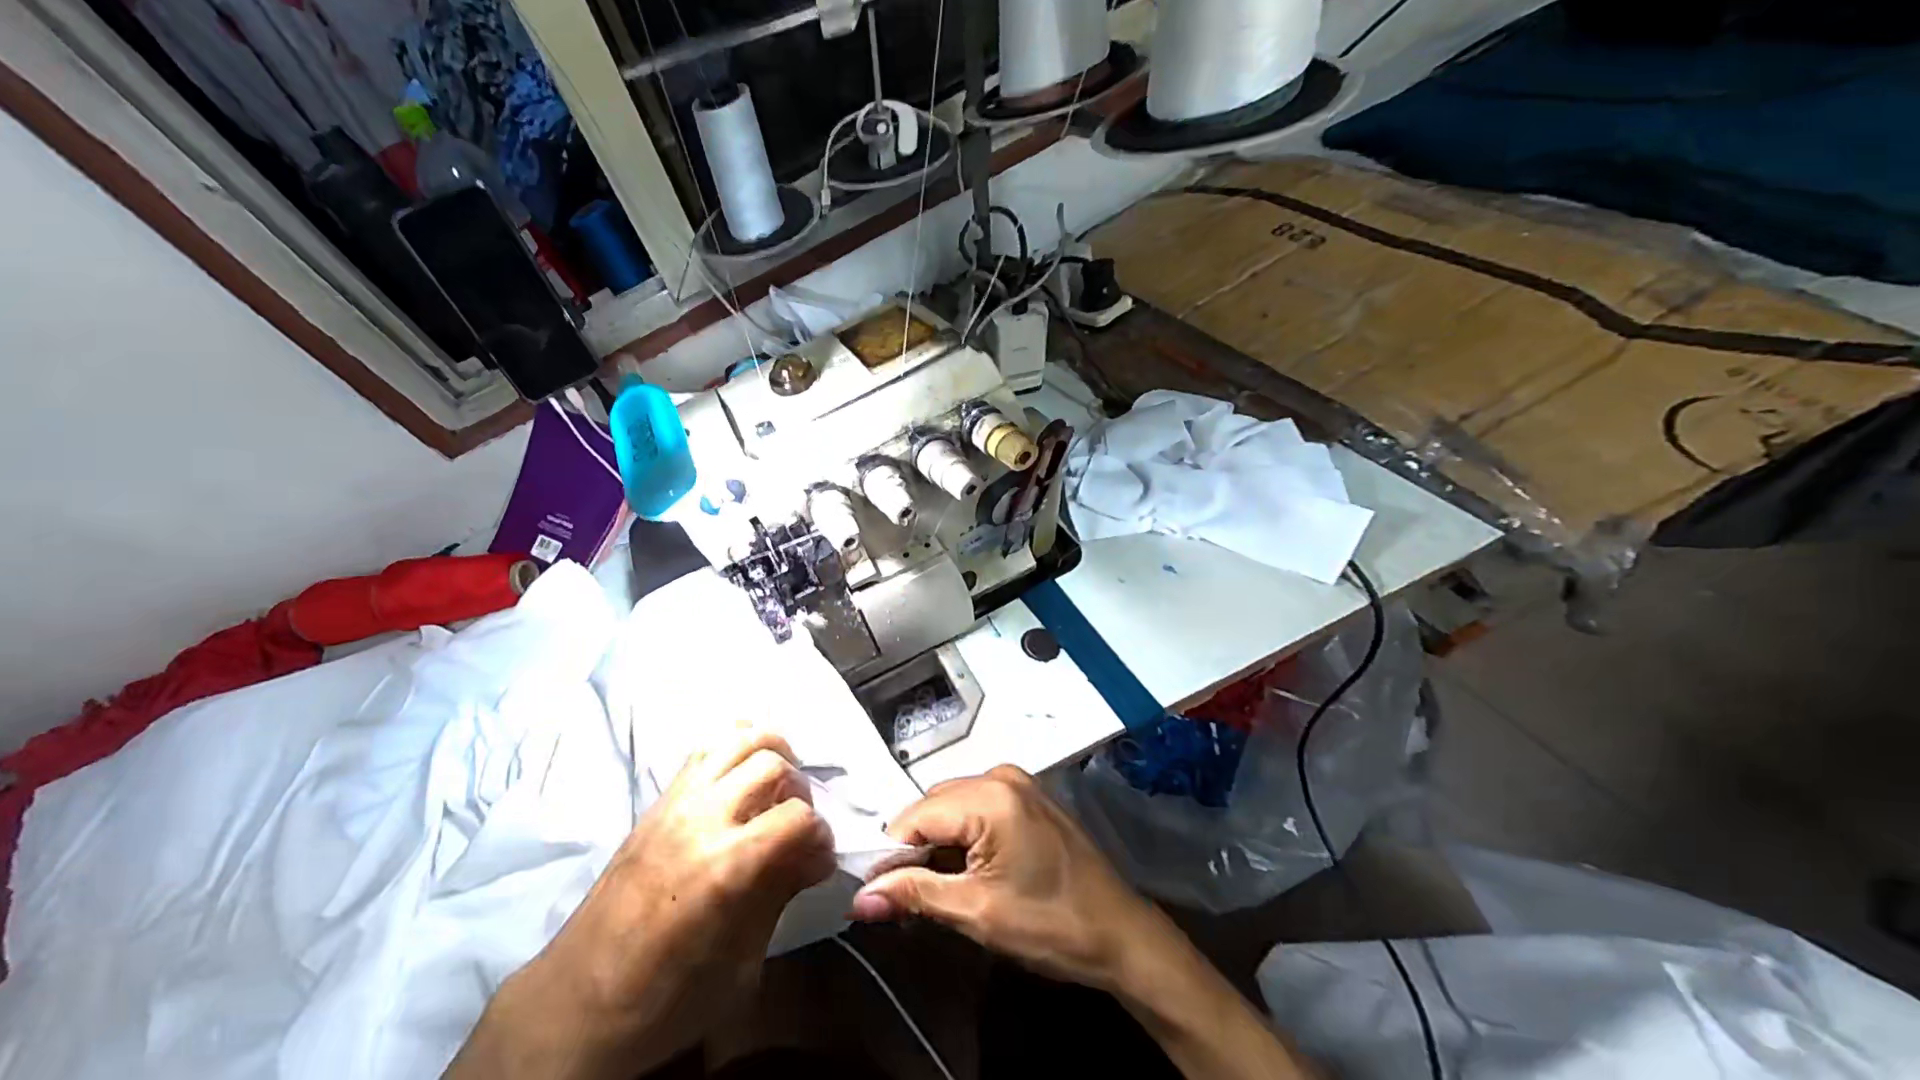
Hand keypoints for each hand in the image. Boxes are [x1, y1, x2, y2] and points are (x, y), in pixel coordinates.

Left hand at [446, 730, 835, 1079]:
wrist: (577, 1005)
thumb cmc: (665, 1000)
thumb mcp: (741, 964)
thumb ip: (779, 892)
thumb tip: (813, 856)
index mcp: (724, 865)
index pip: (799, 818)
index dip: (822, 838)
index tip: (819, 863)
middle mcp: (700, 819)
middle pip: (772, 764)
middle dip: (800, 792)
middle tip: (796, 828)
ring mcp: (674, 803)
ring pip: (737, 737)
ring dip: (770, 755)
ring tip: (775, 790)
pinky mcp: (656, 803)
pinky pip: (705, 751)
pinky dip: (734, 754)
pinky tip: (740, 788)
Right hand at [849, 765, 1162, 991]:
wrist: (1122, 935)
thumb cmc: (1051, 925)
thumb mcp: (976, 912)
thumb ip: (915, 895)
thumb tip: (860, 899)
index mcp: (990, 797)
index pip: (916, 816)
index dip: (889, 854)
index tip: (875, 894)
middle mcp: (1001, 776)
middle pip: (933, 806)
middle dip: (913, 848)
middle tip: (902, 896)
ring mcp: (1019, 784)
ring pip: (953, 806)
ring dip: (937, 843)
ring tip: (931, 888)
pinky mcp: (1029, 798)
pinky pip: (978, 808)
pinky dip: (962, 835)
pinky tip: (962, 869)